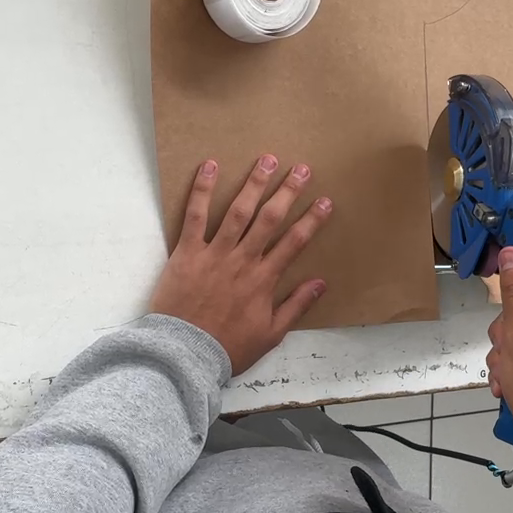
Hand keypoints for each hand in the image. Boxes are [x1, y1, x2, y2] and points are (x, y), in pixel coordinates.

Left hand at [149, 155, 332, 375]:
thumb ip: (295, 306)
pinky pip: (195, 216)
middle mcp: (243, 261)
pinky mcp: (187, 253)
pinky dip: (202, 191)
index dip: (312, 221)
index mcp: (264, 280)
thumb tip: (320, 283)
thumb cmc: (228, 348)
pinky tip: (210, 166)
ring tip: (267, 160)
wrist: (186, 353)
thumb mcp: (270, 334)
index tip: (325, 202)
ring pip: (238, 212)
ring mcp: (214, 254)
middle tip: (301, 169)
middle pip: (270, 219)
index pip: (294, 243)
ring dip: (254, 184)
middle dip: (287, 192)